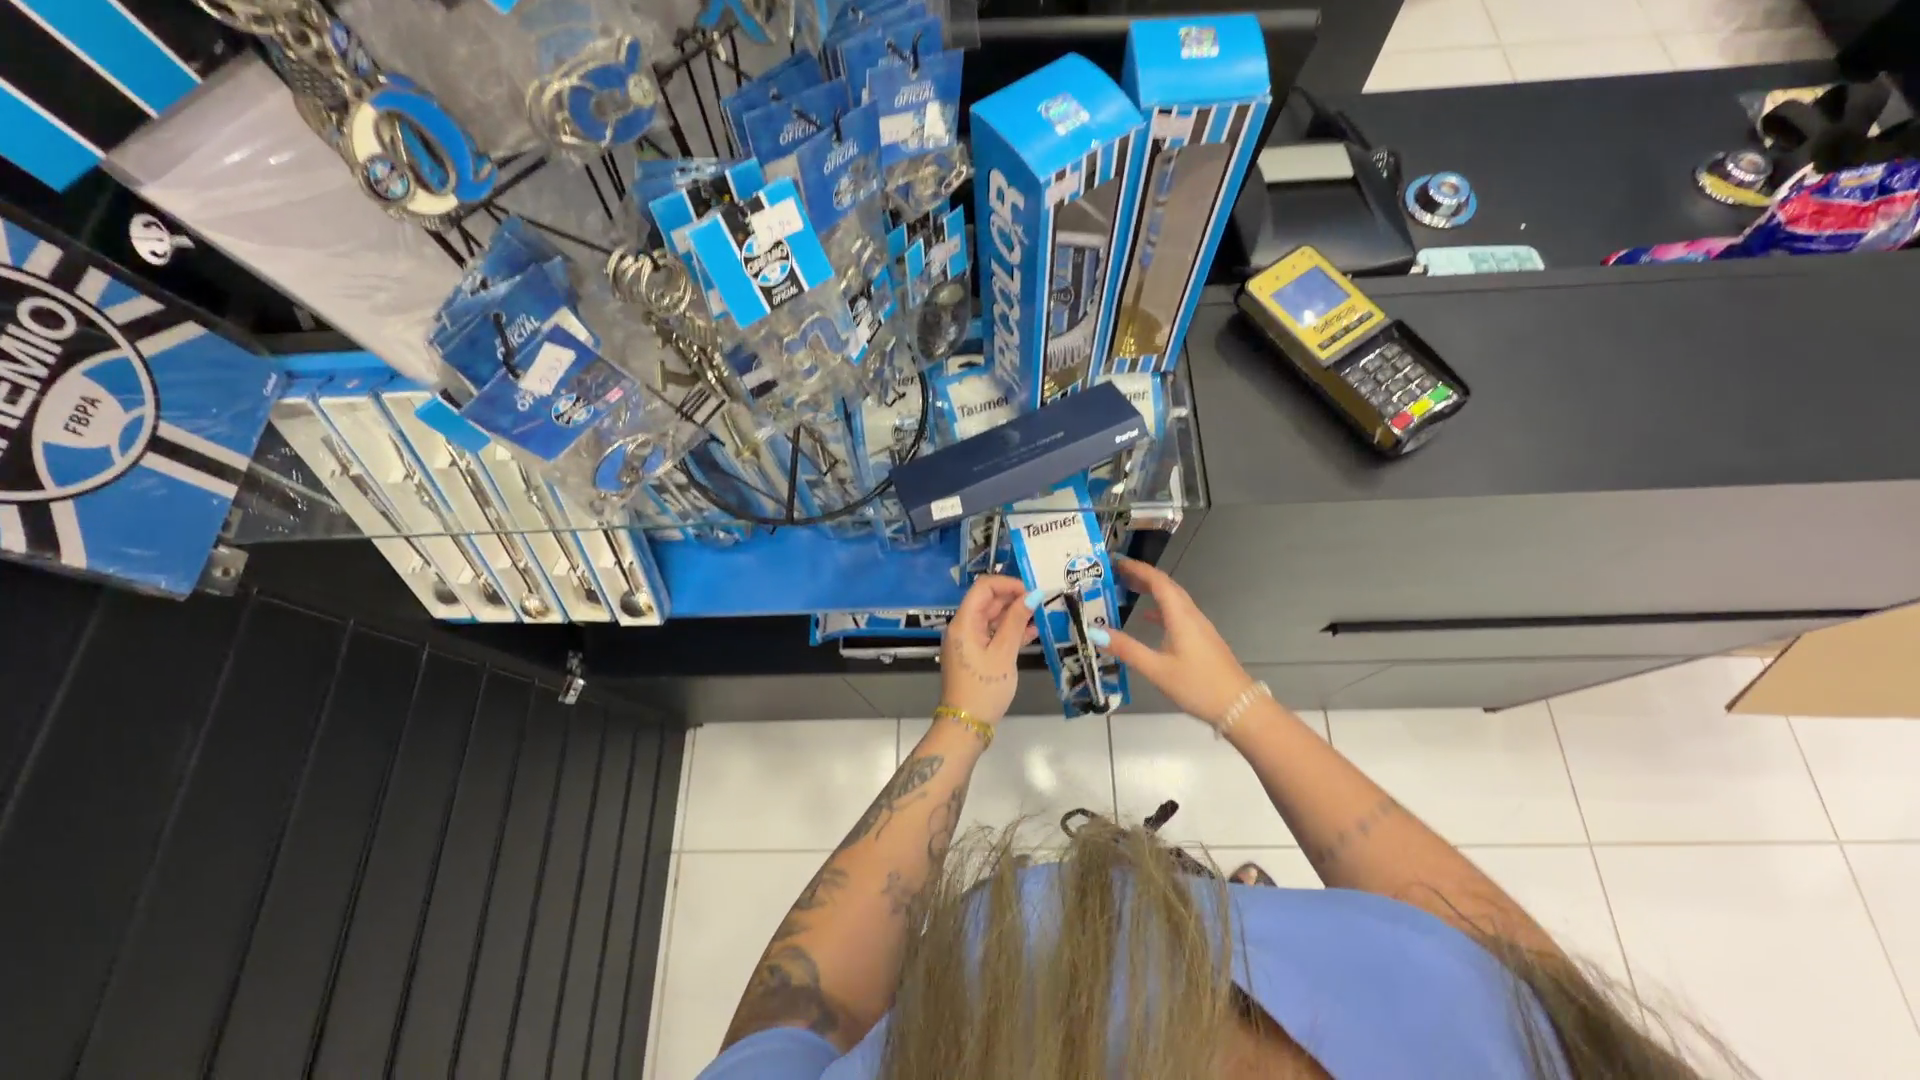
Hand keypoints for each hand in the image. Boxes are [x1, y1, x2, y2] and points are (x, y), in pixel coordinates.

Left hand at [939, 574, 1036, 724]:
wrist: (966, 725)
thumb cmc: (984, 688)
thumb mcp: (1003, 654)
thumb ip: (1016, 622)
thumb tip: (1032, 595)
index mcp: (964, 622)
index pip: (984, 587)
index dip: (1008, 584)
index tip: (1032, 592)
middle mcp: (963, 627)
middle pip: (988, 601)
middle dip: (1014, 598)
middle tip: (1041, 603)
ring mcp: (968, 641)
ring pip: (992, 618)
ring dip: (1014, 615)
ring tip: (1040, 616)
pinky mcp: (975, 654)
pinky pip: (993, 634)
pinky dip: (1009, 631)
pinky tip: (1032, 632)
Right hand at [1101, 556, 1255, 723]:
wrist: (1239, 706)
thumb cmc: (1197, 685)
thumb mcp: (1157, 670)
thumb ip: (1127, 649)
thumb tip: (1095, 632)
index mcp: (1181, 617)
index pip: (1158, 582)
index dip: (1138, 569)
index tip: (1116, 562)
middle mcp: (1191, 616)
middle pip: (1167, 587)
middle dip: (1142, 576)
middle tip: (1116, 574)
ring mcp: (1199, 627)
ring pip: (1174, 600)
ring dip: (1152, 591)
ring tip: (1128, 589)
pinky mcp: (1202, 639)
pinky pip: (1178, 614)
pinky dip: (1161, 609)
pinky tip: (1148, 618)